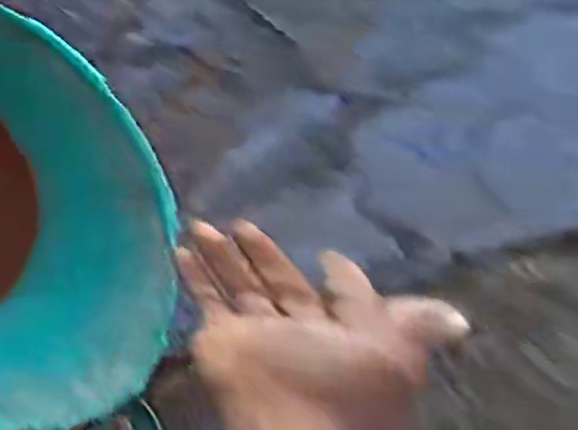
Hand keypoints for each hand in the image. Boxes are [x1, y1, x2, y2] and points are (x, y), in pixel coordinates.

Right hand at [178, 220, 468, 429]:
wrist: (282, 421)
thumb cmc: (335, 384)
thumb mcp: (382, 356)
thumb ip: (400, 326)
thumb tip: (453, 314)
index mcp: (349, 341)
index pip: (345, 302)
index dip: (340, 279)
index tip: (326, 253)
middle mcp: (304, 334)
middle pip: (282, 287)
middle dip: (263, 254)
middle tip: (241, 223)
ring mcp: (258, 333)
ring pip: (238, 285)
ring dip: (220, 254)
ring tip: (199, 224)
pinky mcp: (221, 334)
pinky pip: (205, 298)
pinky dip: (192, 273)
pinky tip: (179, 248)